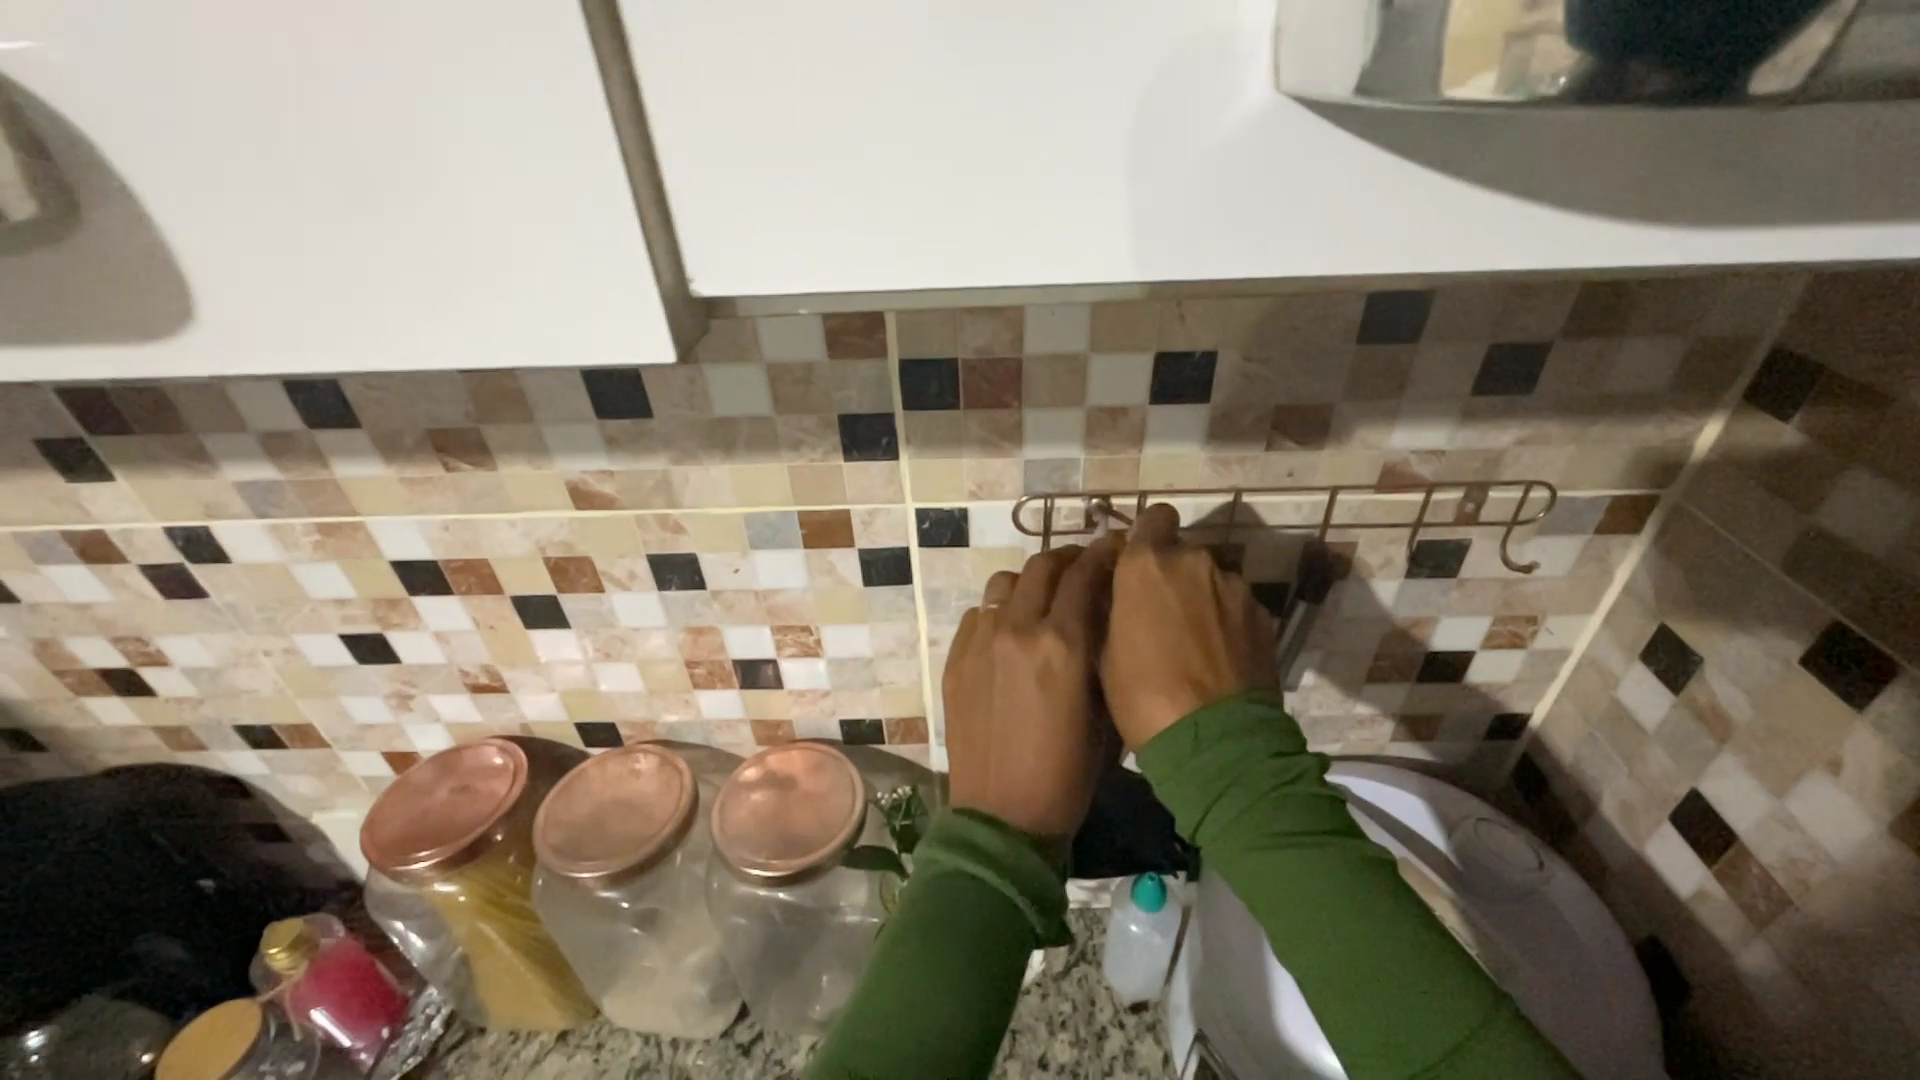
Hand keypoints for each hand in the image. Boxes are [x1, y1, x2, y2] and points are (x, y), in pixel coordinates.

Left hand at [943, 542, 1118, 841]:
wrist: (1002, 816)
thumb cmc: (1068, 773)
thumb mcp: (1105, 712)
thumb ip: (1104, 653)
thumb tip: (1105, 614)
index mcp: (1063, 643)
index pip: (1085, 573)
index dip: (1105, 553)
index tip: (1116, 547)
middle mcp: (1018, 629)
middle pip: (1043, 566)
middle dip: (1069, 558)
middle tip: (1083, 567)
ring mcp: (980, 642)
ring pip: (1006, 584)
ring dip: (1031, 582)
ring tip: (1045, 597)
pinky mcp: (955, 659)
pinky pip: (980, 614)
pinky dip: (1001, 611)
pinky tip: (1012, 633)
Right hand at [1102, 504, 1278, 748]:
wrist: (1214, 742)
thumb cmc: (1141, 694)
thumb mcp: (1102, 649)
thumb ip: (1108, 604)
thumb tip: (1111, 587)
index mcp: (1147, 563)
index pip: (1153, 517)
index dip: (1146, 536)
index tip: (1136, 566)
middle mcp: (1196, 562)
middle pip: (1182, 554)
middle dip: (1170, 576)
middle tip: (1157, 617)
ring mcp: (1236, 588)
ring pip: (1211, 581)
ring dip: (1200, 600)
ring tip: (1190, 645)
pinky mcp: (1263, 617)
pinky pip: (1235, 608)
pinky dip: (1224, 624)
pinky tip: (1216, 660)